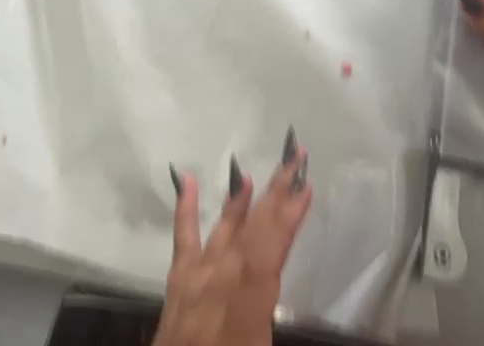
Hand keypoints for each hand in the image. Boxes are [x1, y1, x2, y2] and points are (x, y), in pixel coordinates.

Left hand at [154, 134, 311, 345]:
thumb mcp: (263, 344)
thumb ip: (273, 317)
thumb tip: (296, 298)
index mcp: (245, 306)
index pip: (269, 251)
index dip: (288, 217)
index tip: (306, 185)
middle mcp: (220, 285)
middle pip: (252, 232)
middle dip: (276, 194)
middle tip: (295, 157)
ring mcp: (195, 282)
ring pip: (223, 231)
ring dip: (242, 199)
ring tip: (258, 170)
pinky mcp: (177, 286)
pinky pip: (183, 241)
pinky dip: (184, 209)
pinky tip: (186, 180)